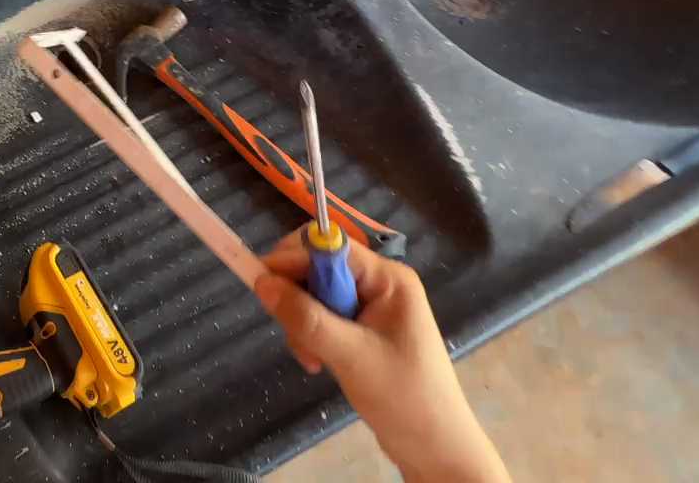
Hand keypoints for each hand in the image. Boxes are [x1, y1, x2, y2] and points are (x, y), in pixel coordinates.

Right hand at [253, 232, 509, 482]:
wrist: (437, 452)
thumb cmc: (405, 400)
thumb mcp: (351, 356)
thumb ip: (306, 317)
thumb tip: (261, 282)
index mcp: (387, 278)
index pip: (326, 246)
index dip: (291, 259)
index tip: (264, 285)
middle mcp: (377, 282)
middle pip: (314, 266)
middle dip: (296, 296)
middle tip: (292, 330)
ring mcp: (369, 304)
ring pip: (310, 291)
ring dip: (300, 321)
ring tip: (310, 358)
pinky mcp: (359, 325)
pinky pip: (318, 312)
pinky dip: (308, 333)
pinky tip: (316, 361)